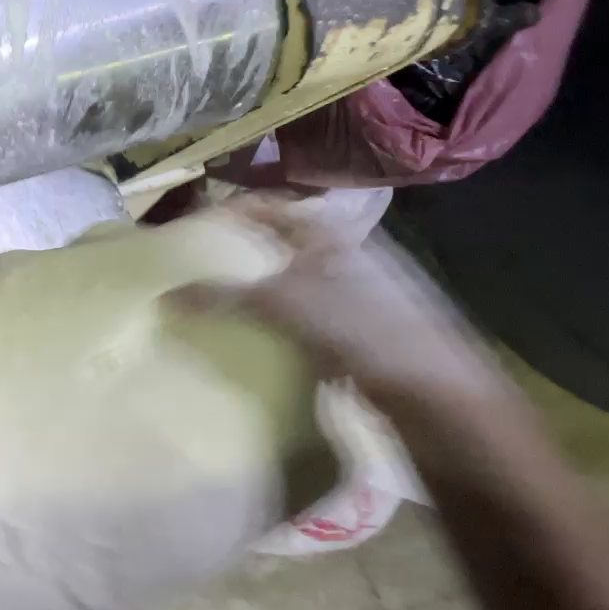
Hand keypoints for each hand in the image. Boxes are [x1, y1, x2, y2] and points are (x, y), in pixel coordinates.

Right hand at [182, 193, 510, 402]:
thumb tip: (166, 295)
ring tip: (202, 302)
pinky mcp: (348, 334)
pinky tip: (239, 334)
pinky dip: (262, 322)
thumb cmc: (368, 330)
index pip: (268, 207)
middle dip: (228, 254)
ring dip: (243, 291)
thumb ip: (223, 294)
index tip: (185, 228)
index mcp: (331, 234)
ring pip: (279, 283)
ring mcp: (347, 297)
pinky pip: (291, 318)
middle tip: (184, 267)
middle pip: (270, 246)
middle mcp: (340, 257)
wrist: (442, 401)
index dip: (227, 212)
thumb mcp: (287, 304)